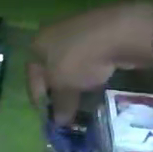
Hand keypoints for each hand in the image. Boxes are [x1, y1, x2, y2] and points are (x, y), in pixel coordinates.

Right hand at [27, 0, 152, 120]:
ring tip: (85, 96)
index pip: (32, 78)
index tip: (50, 117)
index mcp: (35, 45)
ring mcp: (75, 30)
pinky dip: (91, 69)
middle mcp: (51, 34)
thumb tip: (58, 121)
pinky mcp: (97, 31)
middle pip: (51, 69)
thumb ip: (60, 104)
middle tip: (67, 107)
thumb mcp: (65, 86)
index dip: (40, 100)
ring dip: (75, 79)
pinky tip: (100, 80)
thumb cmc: (81, 58)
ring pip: (71, 62)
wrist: (120, 31)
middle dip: (58, 89)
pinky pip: (89, 57)